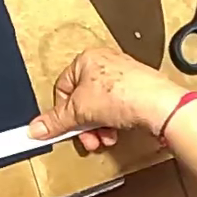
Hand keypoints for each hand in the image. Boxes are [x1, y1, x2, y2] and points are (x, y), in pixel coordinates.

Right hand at [28, 47, 186, 151]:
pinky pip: (118, 108)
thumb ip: (55, 121)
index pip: (63, 88)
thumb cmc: (124, 96)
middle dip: (84, 124)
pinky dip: (115, 123)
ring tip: (104, 138)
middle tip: (87, 137)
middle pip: (82, 100)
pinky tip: (117, 132)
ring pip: (101, 106)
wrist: (162, 107)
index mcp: (87, 59)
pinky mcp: (141, 90)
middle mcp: (106, 63)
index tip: (64, 128)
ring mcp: (125, 76)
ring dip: (99, 127)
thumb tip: (35, 128)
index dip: (63, 112)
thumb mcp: (78, 111)